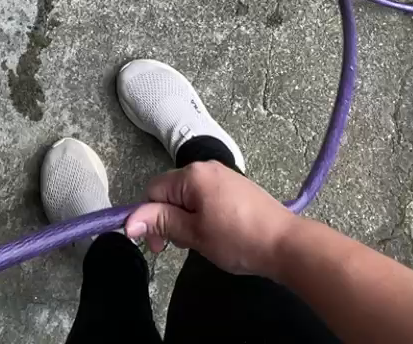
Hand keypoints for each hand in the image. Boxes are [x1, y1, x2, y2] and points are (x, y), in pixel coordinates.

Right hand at [123, 160, 300, 275]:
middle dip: (168, 218)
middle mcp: (207, 166)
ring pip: (188, 195)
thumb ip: (161, 222)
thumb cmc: (237, 238)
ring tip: (202, 241)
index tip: (159, 247)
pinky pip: (206, 196)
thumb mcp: (194, 233)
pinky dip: (202, 214)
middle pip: (171, 191)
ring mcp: (223, 174)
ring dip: (185, 218)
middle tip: (181, 247)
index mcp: (193, 174)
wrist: (284, 242)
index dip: (149, 218)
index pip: (154, 190)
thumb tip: (129, 221)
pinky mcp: (235, 186)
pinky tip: (215, 233)